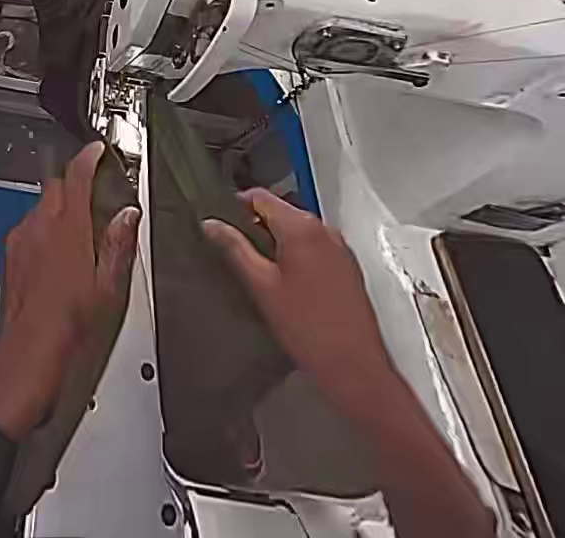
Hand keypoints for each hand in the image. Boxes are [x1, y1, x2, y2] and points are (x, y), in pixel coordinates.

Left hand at [0, 143, 140, 438]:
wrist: (26, 358)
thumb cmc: (68, 327)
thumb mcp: (108, 288)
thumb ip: (118, 245)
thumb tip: (127, 216)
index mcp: (68, 230)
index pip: (76, 177)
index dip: (88, 157)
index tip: (97, 150)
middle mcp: (40, 228)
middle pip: (56, 185)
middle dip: (75, 181)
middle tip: (95, 189)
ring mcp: (22, 240)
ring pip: (42, 204)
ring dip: (60, 204)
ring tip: (80, 225)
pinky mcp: (11, 255)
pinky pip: (30, 224)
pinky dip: (45, 224)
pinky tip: (59, 249)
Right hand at [202, 189, 402, 410]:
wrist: (354, 367)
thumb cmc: (306, 327)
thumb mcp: (261, 286)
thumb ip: (234, 249)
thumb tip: (211, 224)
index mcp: (301, 226)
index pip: (260, 197)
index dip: (236, 206)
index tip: (220, 225)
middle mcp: (324, 228)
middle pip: (280, 211)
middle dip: (255, 225)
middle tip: (233, 251)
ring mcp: (339, 246)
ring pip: (297, 229)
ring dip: (275, 240)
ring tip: (256, 270)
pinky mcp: (346, 265)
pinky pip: (314, 245)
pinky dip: (295, 253)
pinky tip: (285, 282)